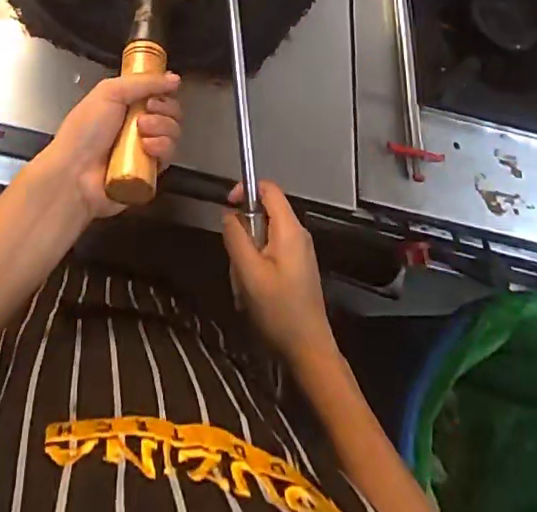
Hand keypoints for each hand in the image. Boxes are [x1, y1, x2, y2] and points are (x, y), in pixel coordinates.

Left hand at [19, 71, 182, 221]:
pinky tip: (146, 148)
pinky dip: (162, 148)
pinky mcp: (150, 170)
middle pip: (171, 111)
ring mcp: (144, 147)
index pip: (157, 92)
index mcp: (124, 103)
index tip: (163, 89)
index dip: (164, 89)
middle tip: (146, 110)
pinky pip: (170, 155)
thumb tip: (173, 78)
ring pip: (173, 131)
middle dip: (164, 108)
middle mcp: (136, 124)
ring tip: (141, 131)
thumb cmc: (83, 133)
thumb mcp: (110, 92)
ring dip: (161, 127)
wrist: (75, 173)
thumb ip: (143, 81)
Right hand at [222, 180, 336, 366]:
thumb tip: (228, 214)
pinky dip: (255, 265)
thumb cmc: (279, 310)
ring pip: (263, 235)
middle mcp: (297, 234)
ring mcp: (298, 251)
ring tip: (244, 282)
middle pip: (263, 212)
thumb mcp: (249, 272)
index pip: (268, 189)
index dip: (245, 189)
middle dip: (243, 231)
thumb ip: (236, 237)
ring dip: (246, 253)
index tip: (227, 207)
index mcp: (289, 229)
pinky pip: (269, 251)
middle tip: (236, 259)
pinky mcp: (296, 267)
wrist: (309, 348)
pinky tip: (252, 290)